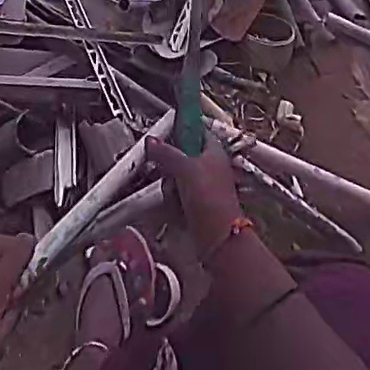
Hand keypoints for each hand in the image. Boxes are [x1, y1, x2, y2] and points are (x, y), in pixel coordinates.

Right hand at [146, 136, 242, 252]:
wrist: (218, 241)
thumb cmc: (211, 199)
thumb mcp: (185, 168)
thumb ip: (166, 152)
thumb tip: (151, 142)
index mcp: (213, 151)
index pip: (196, 129)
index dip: (181, 128)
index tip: (166, 128)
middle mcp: (208, 167)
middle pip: (180, 155)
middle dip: (170, 164)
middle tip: (168, 169)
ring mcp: (201, 188)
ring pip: (174, 176)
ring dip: (170, 185)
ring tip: (174, 194)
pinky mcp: (194, 206)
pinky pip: (174, 196)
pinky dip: (172, 201)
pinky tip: (176, 207)